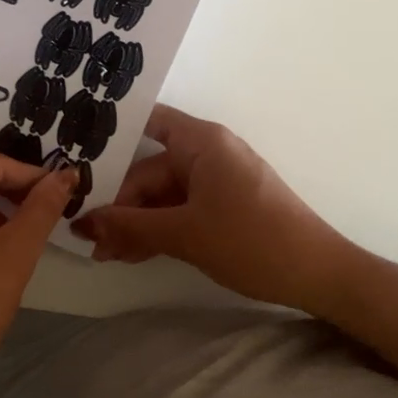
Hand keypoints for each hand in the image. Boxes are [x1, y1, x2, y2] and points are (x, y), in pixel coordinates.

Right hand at [70, 105, 353, 313]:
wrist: (323, 277)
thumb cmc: (253, 241)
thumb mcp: (184, 235)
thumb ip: (129, 227)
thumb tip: (82, 224)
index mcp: (200, 141)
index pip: (145, 121)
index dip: (109, 135)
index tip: (74, 153)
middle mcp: (207, 151)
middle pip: (148, 168)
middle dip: (119, 202)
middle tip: (87, 234)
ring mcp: (218, 179)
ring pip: (163, 194)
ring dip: (136, 222)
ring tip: (105, 252)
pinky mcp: (226, 205)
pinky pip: (181, 207)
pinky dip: (160, 228)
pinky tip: (133, 252)